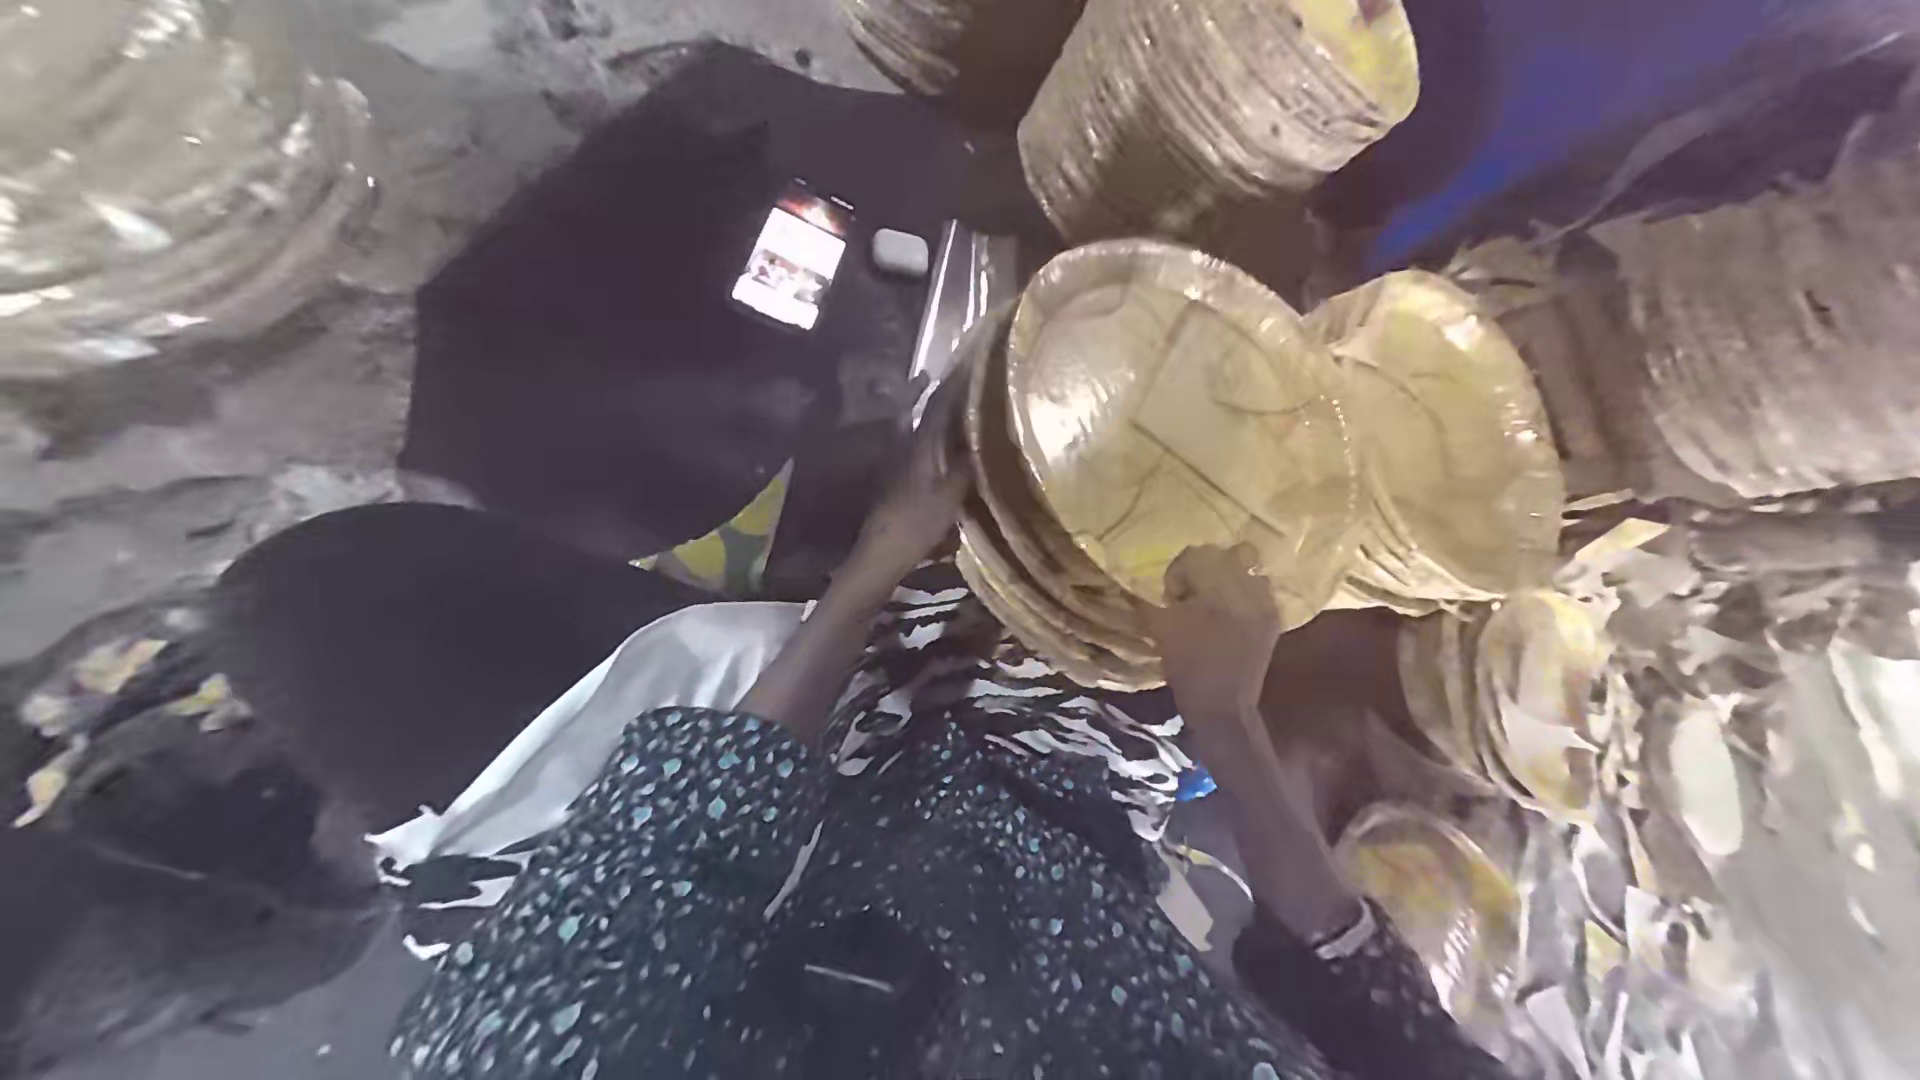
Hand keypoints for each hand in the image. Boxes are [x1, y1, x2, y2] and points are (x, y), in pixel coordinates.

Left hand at [848, 388, 971, 586]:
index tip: (957, 369)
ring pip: (908, 434)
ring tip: (932, 407)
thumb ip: (965, 469)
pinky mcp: (894, 484)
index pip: (934, 409)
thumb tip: (979, 443)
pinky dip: (920, 442)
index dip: (946, 389)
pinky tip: (931, 451)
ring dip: (918, 417)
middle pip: (913, 416)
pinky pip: (910, 452)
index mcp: (918, 449)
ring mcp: (896, 468)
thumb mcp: (950, 497)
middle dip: (920, 396)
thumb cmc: (917, 523)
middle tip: (929, 377)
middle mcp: (904, 451)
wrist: (882, 553)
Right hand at [1149, 543, 1283, 720]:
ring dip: (1227, 578)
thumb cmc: (1187, 667)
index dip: (1179, 571)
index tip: (1171, 594)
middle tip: (1191, 593)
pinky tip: (1228, 613)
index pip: (1198, 555)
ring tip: (1212, 601)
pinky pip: (1259, 591)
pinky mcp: (1273, 621)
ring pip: (1248, 569)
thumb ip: (1149, 599)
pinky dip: (1242, 594)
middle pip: (1228, 555)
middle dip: (1205, 569)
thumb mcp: (1161, 628)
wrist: (1222, 707)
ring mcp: (1267, 607)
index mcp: (1219, 592)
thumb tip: (1135, 580)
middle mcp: (1249, 593)